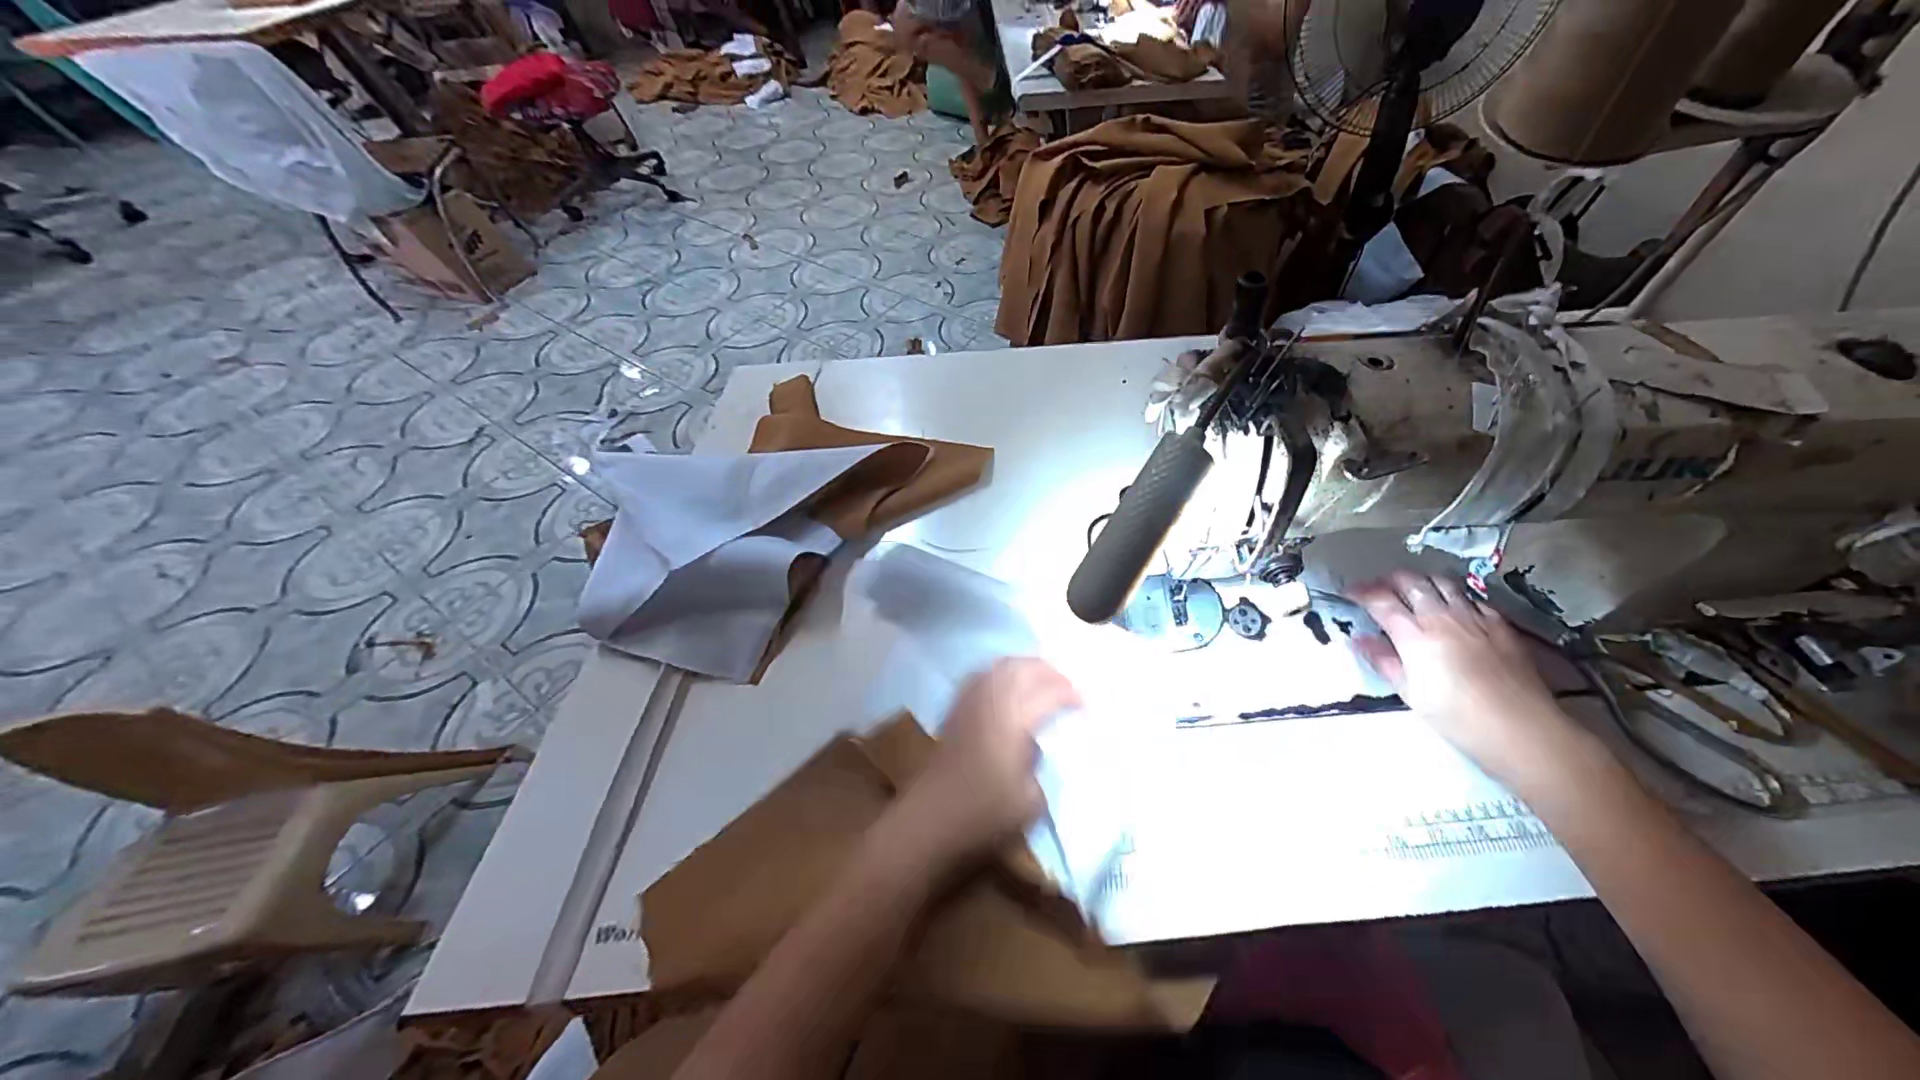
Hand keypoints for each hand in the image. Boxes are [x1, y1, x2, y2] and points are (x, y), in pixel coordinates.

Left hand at [889, 658, 1080, 867]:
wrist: (929, 821)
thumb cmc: (983, 817)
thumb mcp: (1030, 800)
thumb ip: (1038, 763)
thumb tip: (1035, 744)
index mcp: (1013, 721)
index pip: (1048, 693)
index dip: (1070, 694)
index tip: (1084, 704)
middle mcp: (990, 701)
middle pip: (1022, 668)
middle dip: (1048, 671)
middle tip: (1066, 686)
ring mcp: (968, 702)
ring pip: (999, 666)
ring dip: (1024, 668)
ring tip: (1041, 681)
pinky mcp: (954, 710)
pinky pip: (980, 677)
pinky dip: (1000, 674)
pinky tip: (1008, 688)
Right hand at [1352, 571, 1590, 788]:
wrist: (1521, 728)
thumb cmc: (1457, 717)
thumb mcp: (1410, 693)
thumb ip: (1385, 661)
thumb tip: (1361, 639)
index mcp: (1414, 635)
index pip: (1380, 600)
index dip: (1361, 592)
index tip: (1349, 592)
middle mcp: (1442, 617)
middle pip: (1411, 582)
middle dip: (1389, 580)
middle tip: (1379, 588)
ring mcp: (1475, 618)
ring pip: (1443, 583)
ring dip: (1423, 581)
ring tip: (1414, 589)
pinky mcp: (1501, 625)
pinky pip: (1473, 599)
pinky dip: (1456, 596)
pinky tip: (1454, 607)